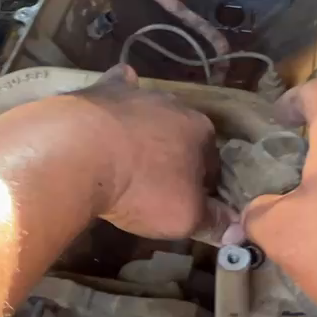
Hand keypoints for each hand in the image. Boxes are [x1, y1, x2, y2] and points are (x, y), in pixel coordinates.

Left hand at [62, 66, 228, 238]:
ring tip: (129, 158)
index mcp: (201, 132)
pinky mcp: (103, 89)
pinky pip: (118, 87)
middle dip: (175, 156)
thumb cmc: (140, 188)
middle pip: (182, 134)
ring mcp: (138, 93)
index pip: (212, 163)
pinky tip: (111, 106)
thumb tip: (237, 230)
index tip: (186, 204)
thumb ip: (213, 221)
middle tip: (155, 185)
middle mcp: (175, 105)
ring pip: (151, 112)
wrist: (78, 155)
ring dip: (146, 131)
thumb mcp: (184, 217)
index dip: (202, 187)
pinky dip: (118, 95)